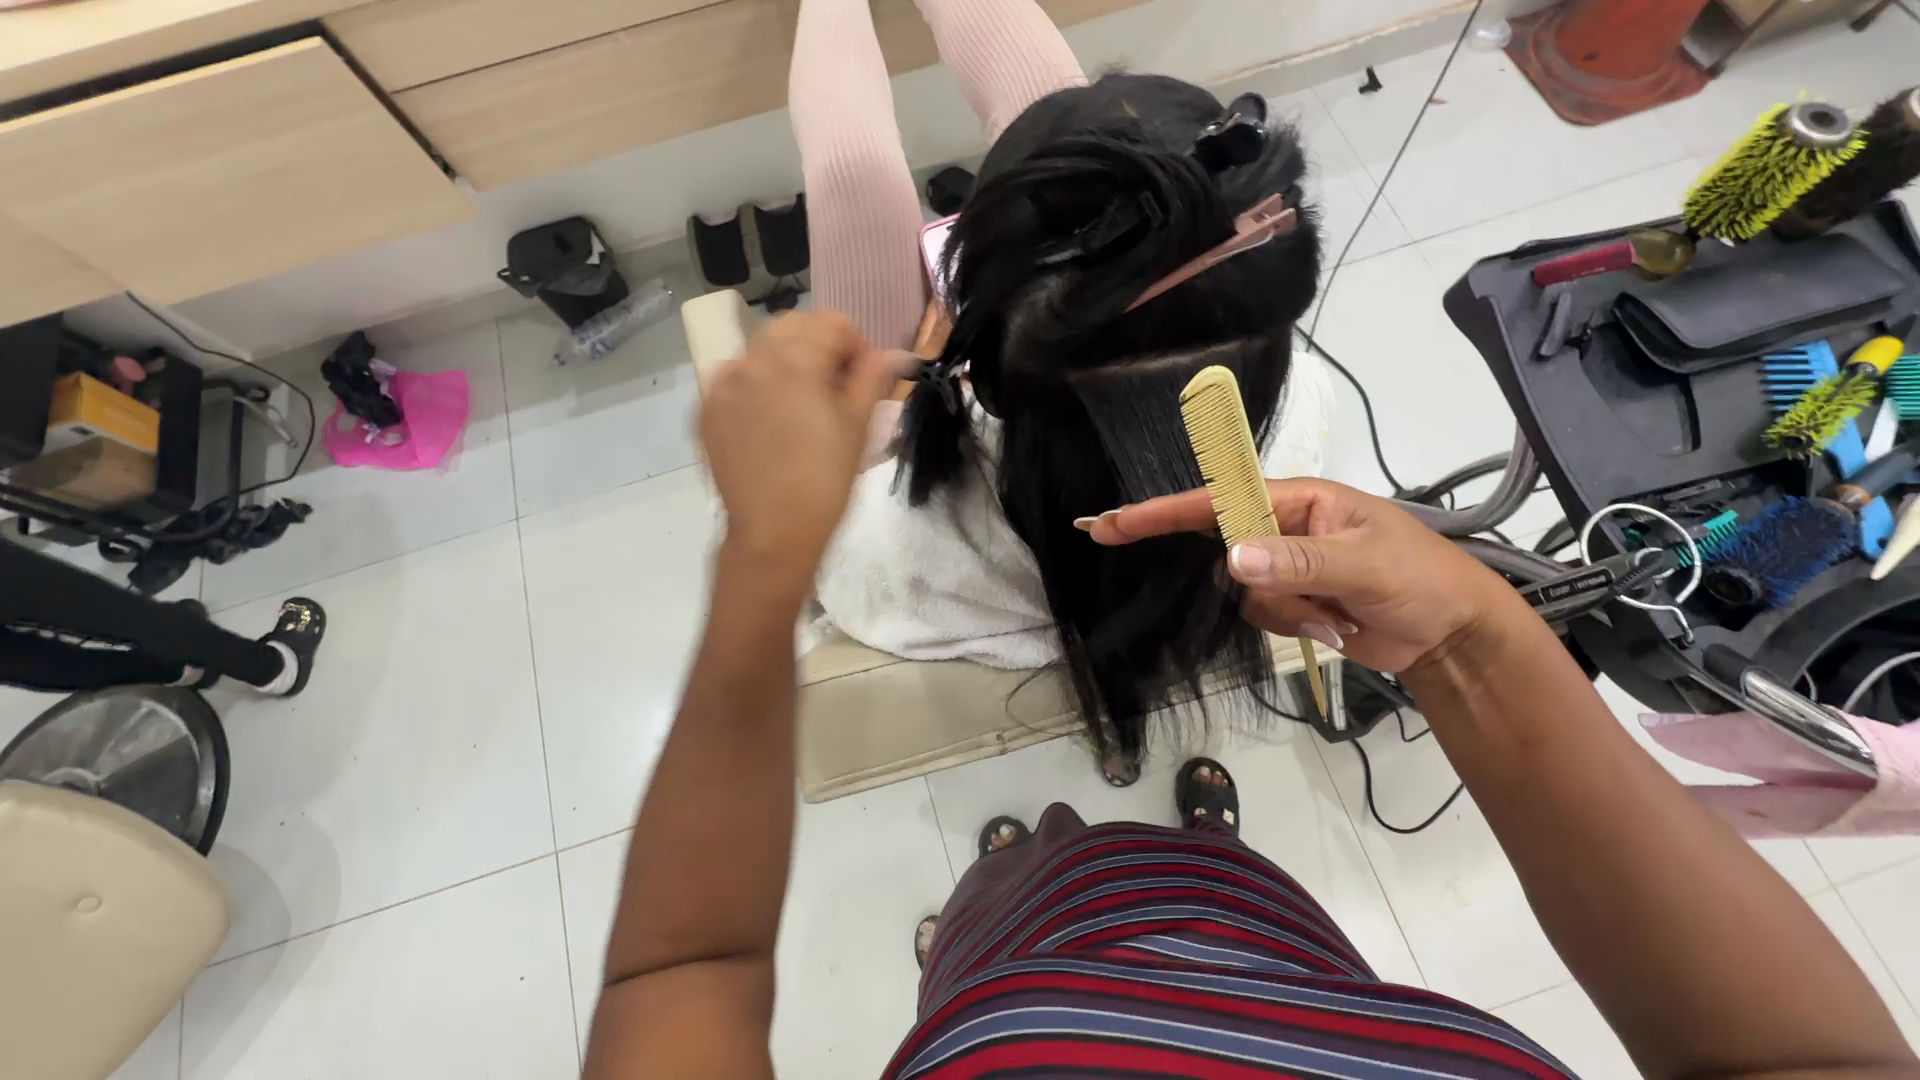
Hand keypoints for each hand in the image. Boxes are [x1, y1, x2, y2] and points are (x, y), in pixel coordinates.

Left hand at [699, 312, 902, 593]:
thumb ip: (874, 378)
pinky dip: (756, 385)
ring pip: (761, 349)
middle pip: (794, 326)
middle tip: (836, 388)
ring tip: (802, 405)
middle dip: (819, 346)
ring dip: (787, 362)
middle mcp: (753, 359)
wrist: (773, 533)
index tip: (865, 379)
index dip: (857, 346)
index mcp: (797, 359)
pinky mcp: (706, 408)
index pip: (833, 323)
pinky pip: (735, 378)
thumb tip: (895, 353)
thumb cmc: (825, 482)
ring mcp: (723, 383)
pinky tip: (770, 421)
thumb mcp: (858, 427)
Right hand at [1086, 478, 1519, 672]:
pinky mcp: (1294, 602)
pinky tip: (1336, 628)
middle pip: (1224, 545)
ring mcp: (1288, 567)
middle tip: (1162, 556)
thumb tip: (1232, 559)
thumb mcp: (1363, 565)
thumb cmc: (1420, 580)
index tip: (1113, 522)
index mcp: (1301, 500)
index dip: (1163, 511)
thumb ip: (1297, 562)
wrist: (1451, 635)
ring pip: (1244, 590)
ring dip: (1285, 609)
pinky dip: (1295, 626)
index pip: (1220, 500)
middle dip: (1238, 569)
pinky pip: (1263, 613)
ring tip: (1337, 615)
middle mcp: (1285, 529)